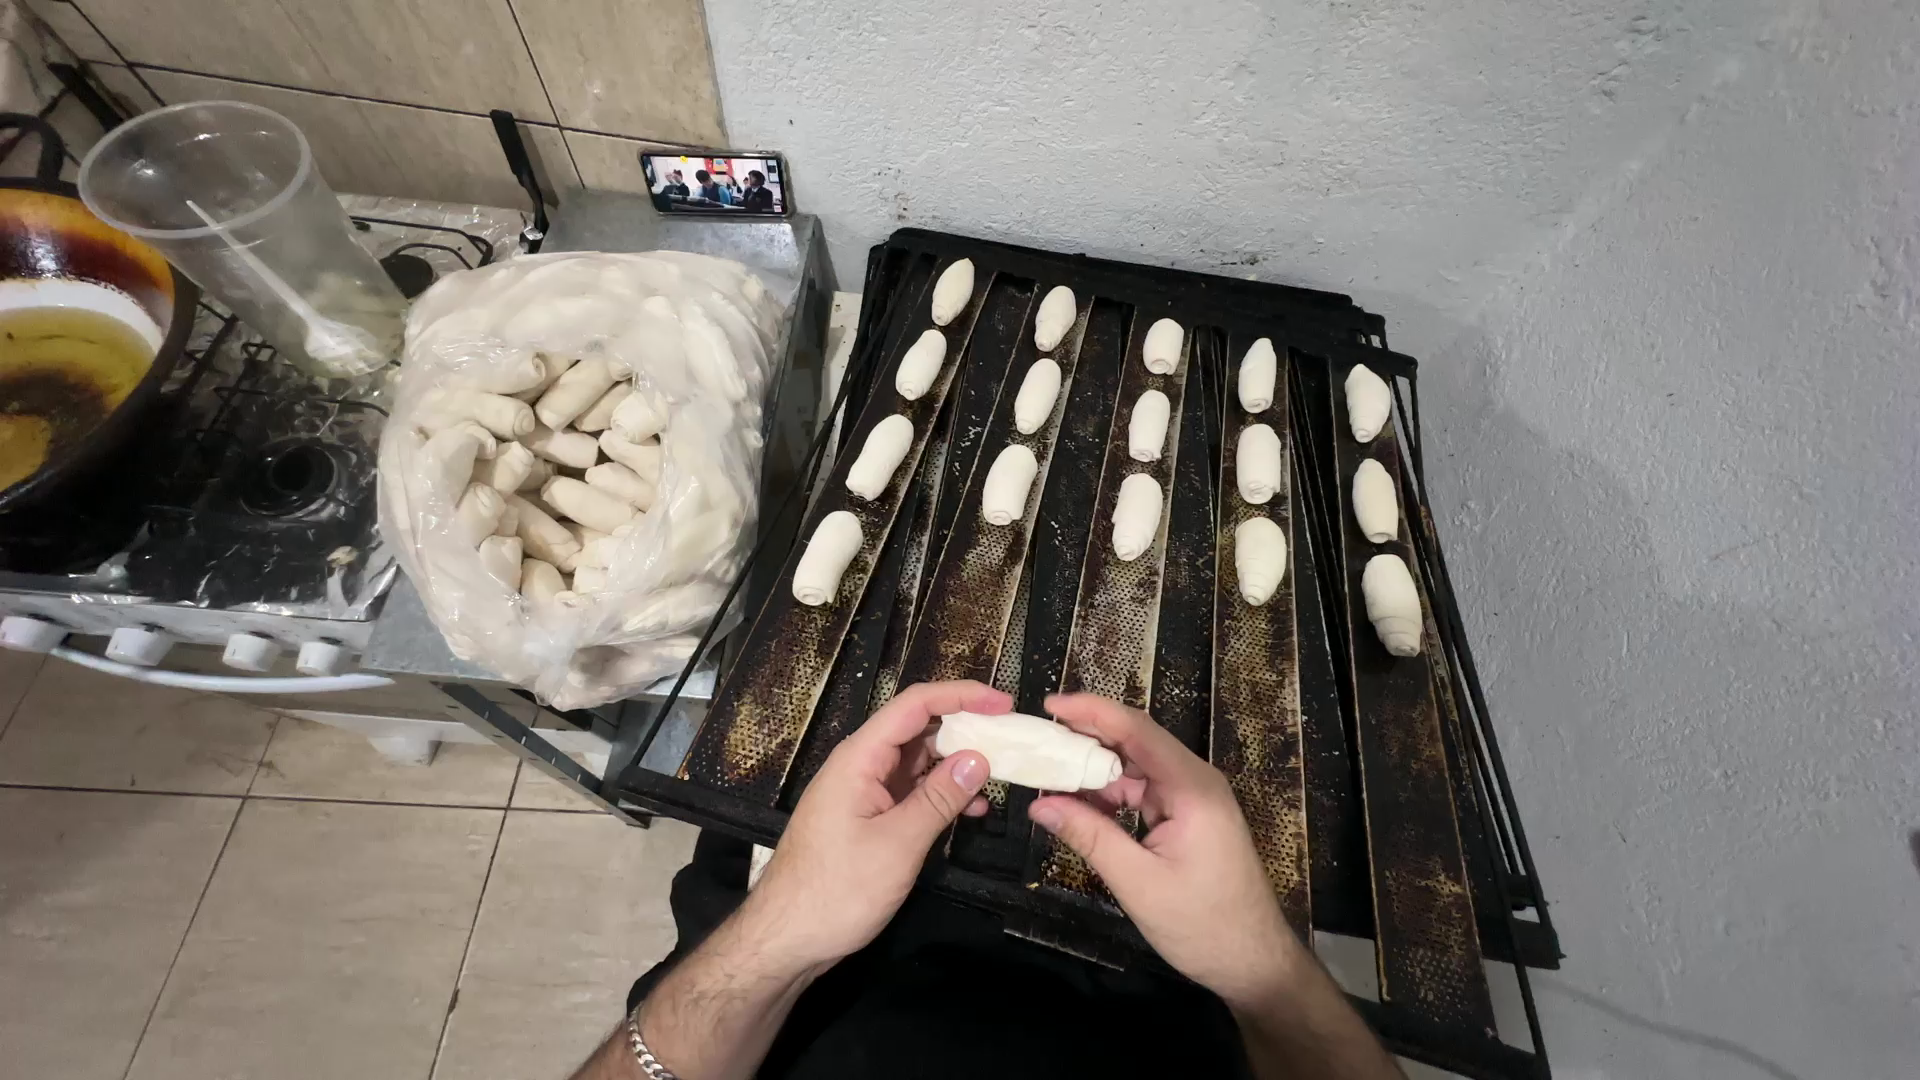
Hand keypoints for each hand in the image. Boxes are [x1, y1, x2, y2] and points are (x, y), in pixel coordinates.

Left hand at [742, 679, 1006, 970]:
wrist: (786, 940)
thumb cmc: (836, 890)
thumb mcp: (897, 845)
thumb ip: (939, 798)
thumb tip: (980, 758)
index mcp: (861, 756)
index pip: (915, 704)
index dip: (961, 695)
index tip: (1004, 703)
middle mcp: (863, 763)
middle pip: (919, 727)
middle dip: (966, 727)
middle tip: (1011, 738)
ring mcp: (866, 789)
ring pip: (919, 759)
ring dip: (958, 763)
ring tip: (1001, 774)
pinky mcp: (870, 815)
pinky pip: (912, 789)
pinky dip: (943, 793)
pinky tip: (972, 810)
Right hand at [1027, 693, 1303, 1008]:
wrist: (1255, 965)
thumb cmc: (1204, 926)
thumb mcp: (1138, 883)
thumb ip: (1089, 836)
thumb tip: (1038, 805)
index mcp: (1191, 787)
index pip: (1136, 730)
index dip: (1092, 711)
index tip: (1050, 705)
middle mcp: (1194, 779)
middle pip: (1135, 740)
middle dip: (1086, 735)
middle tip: (1039, 739)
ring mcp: (1191, 795)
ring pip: (1135, 764)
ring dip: (1095, 767)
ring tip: (1050, 771)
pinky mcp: (1185, 813)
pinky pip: (1141, 788)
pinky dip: (1109, 792)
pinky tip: (1080, 803)